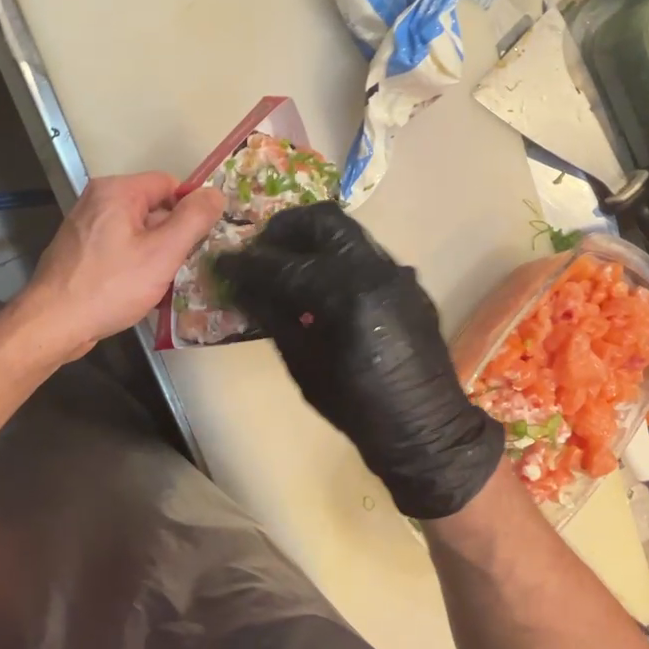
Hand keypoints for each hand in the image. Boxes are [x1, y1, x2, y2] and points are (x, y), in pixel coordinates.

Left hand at [9, 172, 224, 361]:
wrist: (53, 324)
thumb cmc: (110, 287)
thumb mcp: (163, 253)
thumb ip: (194, 219)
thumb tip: (215, 194)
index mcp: (116, 191)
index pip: (169, 184)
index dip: (189, 210)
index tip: (199, 241)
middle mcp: (96, 201)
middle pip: (151, 209)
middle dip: (170, 237)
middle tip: (181, 268)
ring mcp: (84, 227)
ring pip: (135, 233)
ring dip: (153, 256)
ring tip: (160, 285)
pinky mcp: (78, 252)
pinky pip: (117, 250)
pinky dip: (132, 266)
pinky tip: (137, 292)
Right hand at [215, 203, 502, 518]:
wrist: (424, 427)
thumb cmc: (355, 406)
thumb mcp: (303, 362)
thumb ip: (273, 315)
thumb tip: (241, 285)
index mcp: (347, 294)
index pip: (284, 264)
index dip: (247, 264)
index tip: (223, 262)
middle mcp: (376, 269)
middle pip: (322, 221)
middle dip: (284, 230)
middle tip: (259, 251)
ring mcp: (397, 272)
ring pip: (347, 233)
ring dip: (310, 241)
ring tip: (284, 267)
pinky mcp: (406, 283)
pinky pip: (364, 256)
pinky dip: (334, 261)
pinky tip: (319, 291)